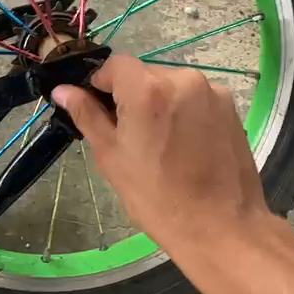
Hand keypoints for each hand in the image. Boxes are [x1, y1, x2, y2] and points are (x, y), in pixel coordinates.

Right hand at [53, 55, 273, 255]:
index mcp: (147, 89)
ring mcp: (211, 91)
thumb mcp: (111, 156)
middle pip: (144, 74)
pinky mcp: (230, 106)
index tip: (101, 111)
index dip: (102, 84)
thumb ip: (87, 115)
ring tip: (162, 143)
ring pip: (171, 85)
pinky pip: (195, 97)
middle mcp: (181, 79)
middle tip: (131, 135)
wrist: (223, 228)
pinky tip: (186, 145)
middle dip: (132, 96)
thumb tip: (63, 90)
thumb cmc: (158, 197)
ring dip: (160, 103)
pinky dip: (185, 111)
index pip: (115, 64)